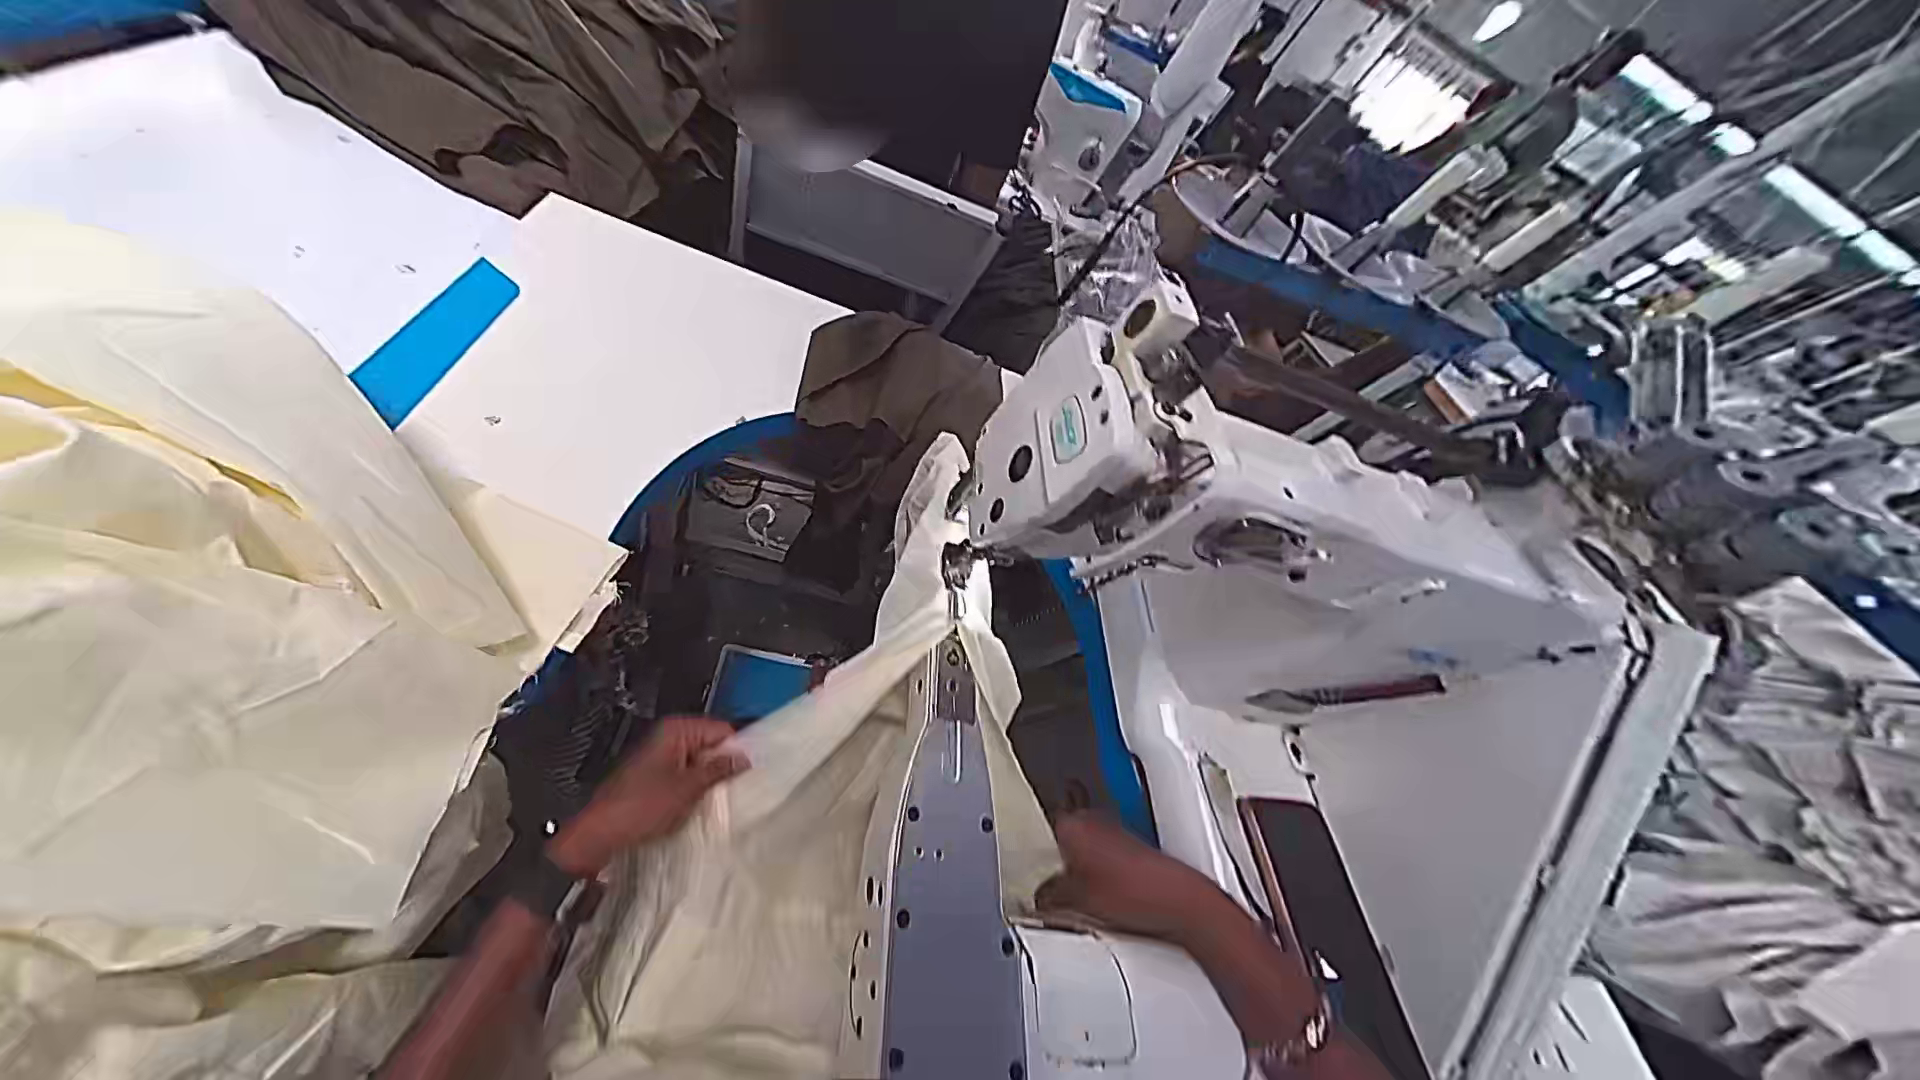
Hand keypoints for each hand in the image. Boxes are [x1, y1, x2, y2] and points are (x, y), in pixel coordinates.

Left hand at [549, 716, 749, 874]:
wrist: (598, 838)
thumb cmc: (640, 808)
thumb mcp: (688, 787)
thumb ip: (720, 768)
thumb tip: (745, 758)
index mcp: (677, 730)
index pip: (722, 729)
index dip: (739, 748)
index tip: (755, 767)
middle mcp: (669, 737)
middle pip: (712, 744)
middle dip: (726, 764)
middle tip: (742, 785)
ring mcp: (662, 757)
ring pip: (701, 762)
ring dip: (711, 779)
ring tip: (724, 797)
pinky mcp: (657, 777)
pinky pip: (688, 775)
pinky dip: (697, 788)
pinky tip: (704, 803)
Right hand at [1036, 812, 1238, 941]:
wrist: (1179, 903)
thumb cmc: (1135, 892)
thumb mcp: (1076, 902)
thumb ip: (1049, 896)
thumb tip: (1041, 898)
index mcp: (1072, 823)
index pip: (1038, 831)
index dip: (1030, 854)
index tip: (1026, 870)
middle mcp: (1092, 819)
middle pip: (1060, 838)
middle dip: (1054, 861)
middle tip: (1048, 887)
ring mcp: (1113, 831)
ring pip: (1082, 847)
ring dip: (1077, 867)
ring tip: (1077, 897)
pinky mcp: (1129, 848)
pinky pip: (1101, 857)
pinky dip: (1097, 872)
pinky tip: (1101, 898)